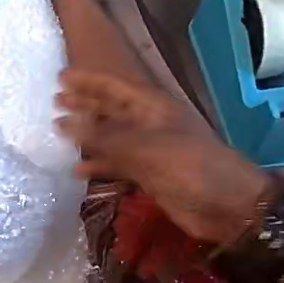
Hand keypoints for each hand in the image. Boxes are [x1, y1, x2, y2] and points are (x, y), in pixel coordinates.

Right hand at [54, 67, 267, 243]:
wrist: (227, 205)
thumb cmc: (192, 168)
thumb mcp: (147, 148)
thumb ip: (105, 137)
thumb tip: (65, 124)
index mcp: (154, 109)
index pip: (117, 87)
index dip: (90, 80)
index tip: (61, 77)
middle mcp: (150, 125)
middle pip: (112, 108)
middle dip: (85, 103)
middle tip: (56, 99)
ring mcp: (149, 151)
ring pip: (111, 137)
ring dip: (87, 134)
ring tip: (59, 131)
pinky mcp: (149, 175)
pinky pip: (116, 164)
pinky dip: (98, 165)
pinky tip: (79, 169)